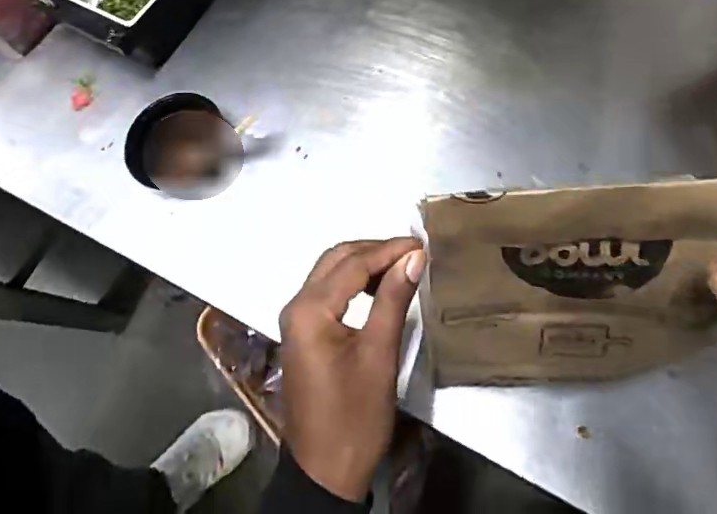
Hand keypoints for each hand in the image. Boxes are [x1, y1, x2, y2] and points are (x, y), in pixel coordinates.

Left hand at [279, 237, 424, 501]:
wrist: (325, 471)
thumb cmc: (355, 417)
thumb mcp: (379, 356)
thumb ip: (393, 300)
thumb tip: (413, 257)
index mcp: (309, 309)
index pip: (352, 264)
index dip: (387, 250)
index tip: (420, 244)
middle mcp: (296, 304)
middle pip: (336, 260)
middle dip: (373, 250)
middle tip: (411, 252)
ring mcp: (296, 317)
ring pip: (330, 272)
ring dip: (363, 263)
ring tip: (400, 267)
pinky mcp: (302, 330)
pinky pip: (327, 290)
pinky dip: (352, 281)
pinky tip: (377, 289)